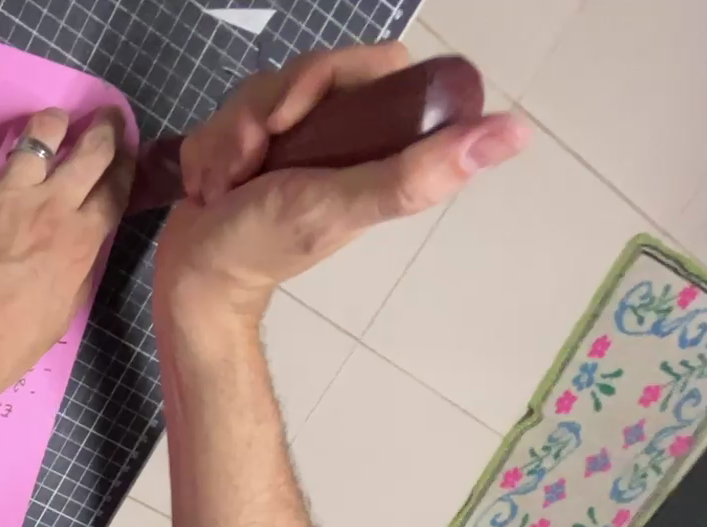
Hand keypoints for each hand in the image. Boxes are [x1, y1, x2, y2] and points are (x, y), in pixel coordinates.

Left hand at [0, 107, 133, 418]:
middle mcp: (47, 206)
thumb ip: (77, 269)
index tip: (125, 154)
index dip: (126, 165)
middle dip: (104, 129)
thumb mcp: (61, 315)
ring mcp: (1, 195)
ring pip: (38, 132)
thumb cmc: (5, 351)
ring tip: (49, 126)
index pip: (116, 186)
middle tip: (102, 121)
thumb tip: (82, 242)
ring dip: (50, 124)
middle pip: (89, 149)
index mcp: (79, 240)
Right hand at [157, 45, 530, 326]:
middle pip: (302, 74)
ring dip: (226, 141)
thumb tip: (515, 135)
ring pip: (254, 95)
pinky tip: (208, 189)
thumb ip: (410, 175)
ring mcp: (285, 145)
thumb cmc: (260, 248)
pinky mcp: (243, 154)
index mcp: (372, 143)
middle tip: (245, 164)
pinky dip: (206, 155)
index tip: (286, 116)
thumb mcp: (335, 208)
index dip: (321, 76)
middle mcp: (333, 137)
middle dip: (257, 115)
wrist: (192, 281)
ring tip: (222, 186)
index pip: (369, 65)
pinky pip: (221, 122)